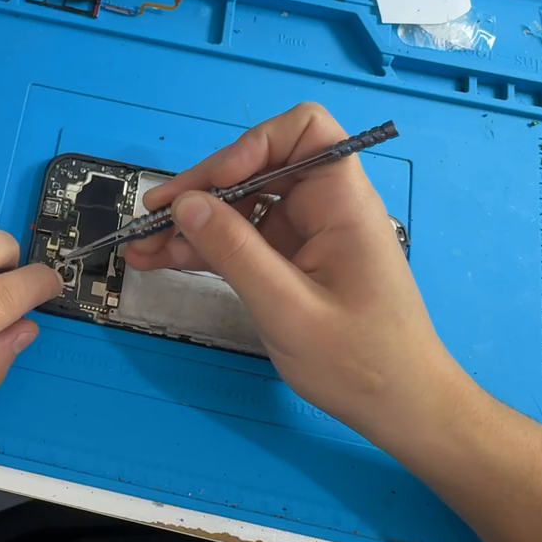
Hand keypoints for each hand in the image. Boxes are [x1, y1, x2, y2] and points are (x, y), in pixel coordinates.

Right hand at [123, 104, 467, 438]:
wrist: (400, 410)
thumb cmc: (360, 362)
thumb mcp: (287, 309)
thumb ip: (234, 252)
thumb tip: (184, 204)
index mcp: (341, 203)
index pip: (305, 131)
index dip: (253, 145)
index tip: (215, 184)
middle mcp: (322, 207)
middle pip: (256, 167)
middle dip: (202, 189)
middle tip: (152, 218)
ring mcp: (303, 234)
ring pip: (239, 206)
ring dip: (191, 223)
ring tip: (141, 247)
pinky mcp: (287, 261)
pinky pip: (239, 239)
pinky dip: (202, 247)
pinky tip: (161, 260)